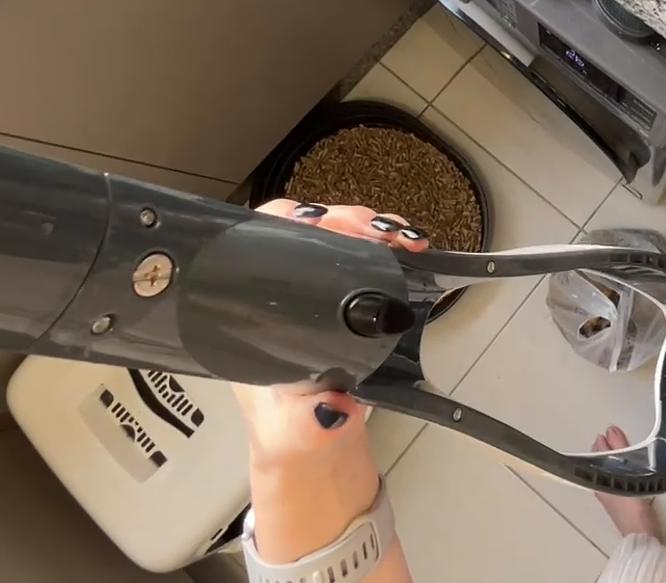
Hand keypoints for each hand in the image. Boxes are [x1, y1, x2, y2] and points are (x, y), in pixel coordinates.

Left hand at [232, 199, 428, 474]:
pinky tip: (411, 244)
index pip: (258, 244)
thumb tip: (332, 408)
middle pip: (309, 230)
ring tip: (404, 235)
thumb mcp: (294, 435)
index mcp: (254, 315)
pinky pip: (370, 256)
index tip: (321, 221)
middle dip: (347, 219)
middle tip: (381, 231)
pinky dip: (392, 244)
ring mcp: (322, 292)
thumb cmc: (291, 434)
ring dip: (374, 226)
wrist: (316, 447)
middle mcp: (285, 294)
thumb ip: (308, 426)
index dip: (289, 222)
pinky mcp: (353, 297)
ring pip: (342, 237)